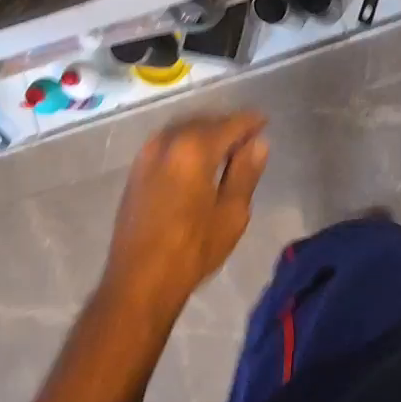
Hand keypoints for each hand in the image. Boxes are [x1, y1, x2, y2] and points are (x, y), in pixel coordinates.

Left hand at [100, 112, 269, 314]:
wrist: (140, 280)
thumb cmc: (193, 249)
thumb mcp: (231, 213)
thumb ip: (245, 172)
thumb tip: (258, 143)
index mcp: (194, 149)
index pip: (229, 124)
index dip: (250, 122)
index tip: (265, 122)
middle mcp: (167, 142)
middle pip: (204, 121)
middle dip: (226, 125)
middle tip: (248, 137)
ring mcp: (146, 154)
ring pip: (183, 130)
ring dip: (205, 133)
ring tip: (226, 148)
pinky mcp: (136, 170)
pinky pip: (167, 143)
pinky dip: (186, 143)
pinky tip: (197, 161)